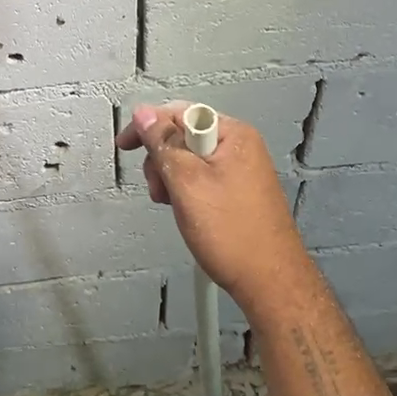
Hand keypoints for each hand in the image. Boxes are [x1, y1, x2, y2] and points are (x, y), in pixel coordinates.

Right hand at [117, 101, 309, 300]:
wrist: (270, 283)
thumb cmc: (231, 234)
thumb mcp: (187, 183)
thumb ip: (163, 144)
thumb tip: (143, 113)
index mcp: (233, 134)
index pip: (180, 112)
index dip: (149, 127)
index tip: (125, 146)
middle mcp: (240, 145)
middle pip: (184, 134)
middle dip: (162, 158)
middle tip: (158, 189)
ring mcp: (242, 168)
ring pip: (191, 158)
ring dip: (171, 177)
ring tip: (171, 204)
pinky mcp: (239, 190)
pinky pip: (203, 176)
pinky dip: (186, 189)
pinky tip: (185, 210)